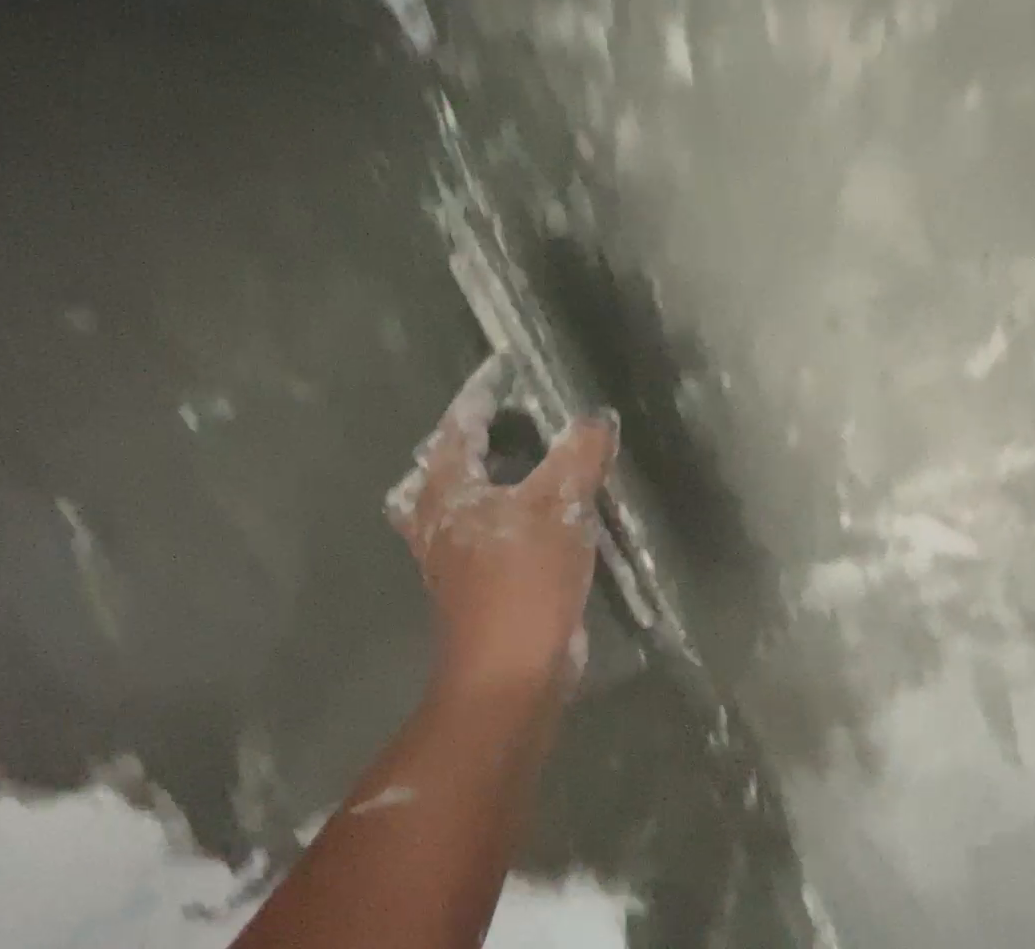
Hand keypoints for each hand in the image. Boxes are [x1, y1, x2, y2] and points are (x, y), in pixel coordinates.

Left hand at [390, 365, 617, 702]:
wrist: (512, 669)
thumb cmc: (525, 580)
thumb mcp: (560, 506)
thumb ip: (579, 453)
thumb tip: (596, 418)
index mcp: (448, 492)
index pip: (457, 426)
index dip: (480, 393)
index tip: (504, 365)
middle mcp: (438, 520)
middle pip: (438, 466)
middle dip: (464, 438)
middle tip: (502, 417)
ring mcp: (452, 556)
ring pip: (456, 501)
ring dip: (481, 476)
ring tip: (516, 461)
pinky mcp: (477, 583)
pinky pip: (483, 530)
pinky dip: (503, 509)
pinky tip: (536, 513)